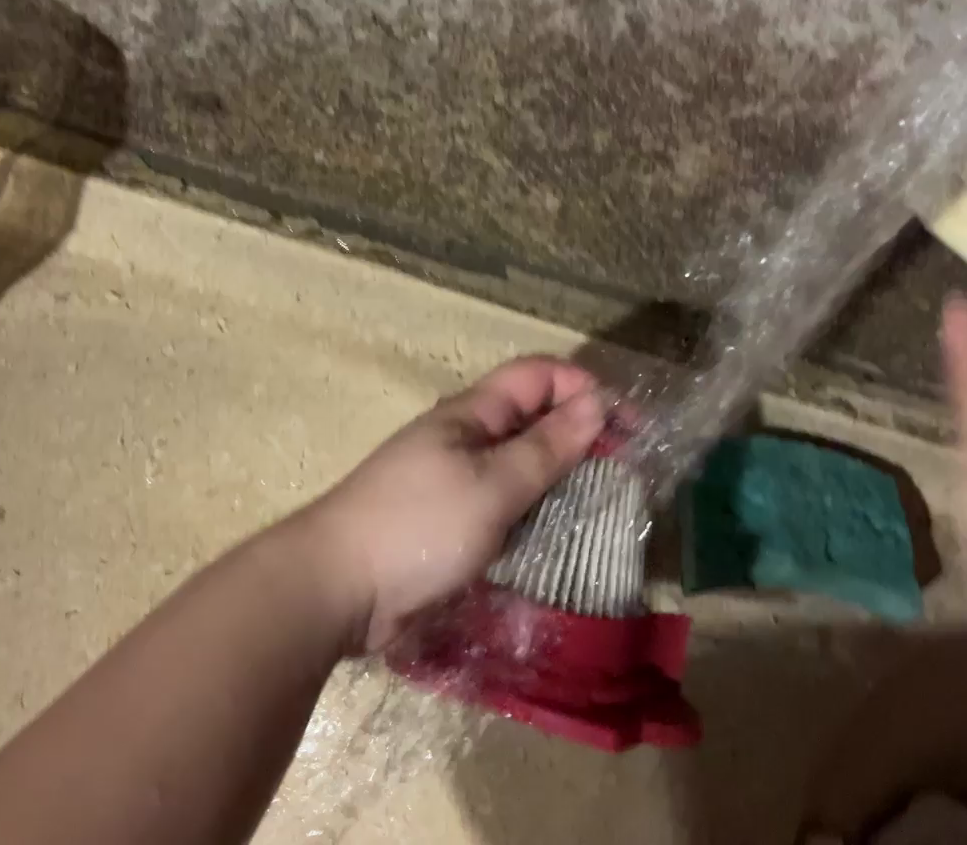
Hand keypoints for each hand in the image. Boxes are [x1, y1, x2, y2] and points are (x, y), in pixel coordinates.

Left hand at [299, 356, 605, 652]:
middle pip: (533, 421)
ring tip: (607, 509)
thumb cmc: (417, 526)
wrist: (336, 590)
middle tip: (628, 475)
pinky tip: (563, 539)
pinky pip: (506, 508)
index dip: (584, 389)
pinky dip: (536, 516)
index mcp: (470, 415)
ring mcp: (456, 484)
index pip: (538, 377)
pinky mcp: (452, 525)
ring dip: (562, 481)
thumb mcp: (491, 485)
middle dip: (581, 437)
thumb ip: (545, 447)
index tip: (630, 427)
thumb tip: (596, 401)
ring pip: (522, 468)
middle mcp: (465, 440)